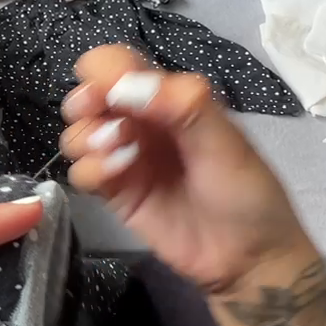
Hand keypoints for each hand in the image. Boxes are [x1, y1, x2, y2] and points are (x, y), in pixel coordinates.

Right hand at [59, 45, 315, 290]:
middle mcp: (139, 123)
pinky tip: (113, 179)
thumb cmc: (248, 194)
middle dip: (86, 103)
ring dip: (86, 138)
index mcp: (169, 100)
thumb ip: (186, 108)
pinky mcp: (112, 191)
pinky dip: (89, 170)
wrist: (247, 260)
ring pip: (77, 132)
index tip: (111, 92)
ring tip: (117, 156)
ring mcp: (122, 157)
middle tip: (104, 124)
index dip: (105, 70)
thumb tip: (133, 85)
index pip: (121, 65)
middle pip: (88, 95)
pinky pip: (80, 171)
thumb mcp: (228, 145)